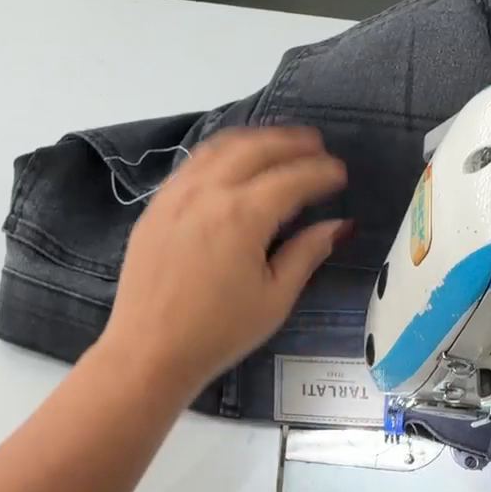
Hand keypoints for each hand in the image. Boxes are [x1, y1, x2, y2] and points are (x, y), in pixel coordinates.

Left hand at [100, 127, 347, 395]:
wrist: (149, 352)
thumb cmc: (218, 334)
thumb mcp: (274, 300)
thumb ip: (306, 255)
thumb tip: (336, 226)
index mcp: (243, 215)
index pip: (293, 178)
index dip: (322, 172)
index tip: (341, 173)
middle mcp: (208, 192)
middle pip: (257, 148)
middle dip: (292, 142)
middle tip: (317, 146)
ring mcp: (175, 195)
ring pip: (220, 147)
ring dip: (255, 139)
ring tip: (278, 144)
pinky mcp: (154, 208)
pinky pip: (192, 164)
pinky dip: (220, 154)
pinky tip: (231, 164)